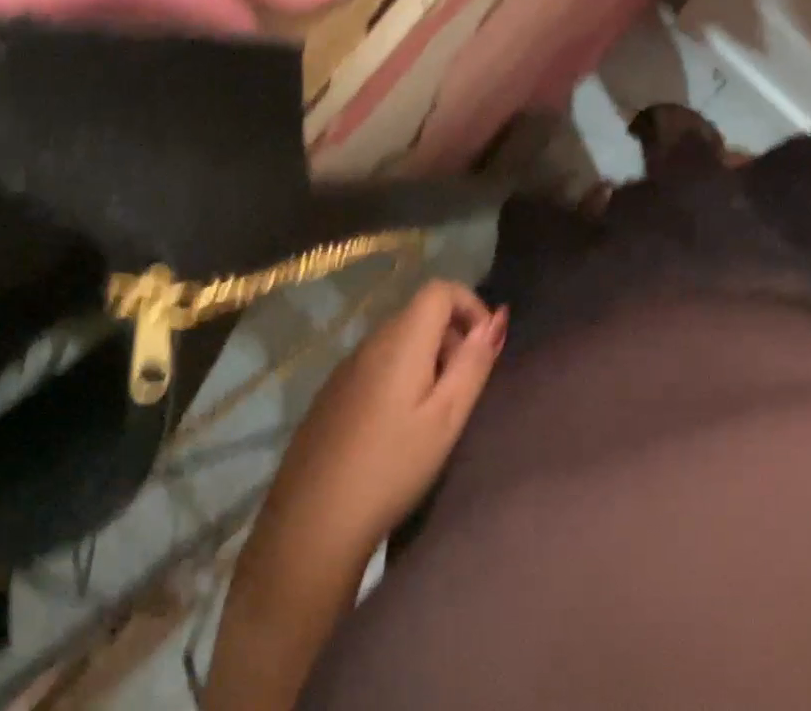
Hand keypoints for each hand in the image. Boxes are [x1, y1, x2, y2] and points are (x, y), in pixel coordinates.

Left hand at [279, 280, 507, 554]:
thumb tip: (497, 318)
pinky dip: (402, 377)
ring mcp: (345, 369)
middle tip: (463, 392)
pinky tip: (399, 428)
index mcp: (400, 342)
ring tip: (435, 415)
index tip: (483, 351)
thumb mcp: (448, 416)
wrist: (313, 521)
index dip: (471, 306)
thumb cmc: (393, 466)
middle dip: (453, 338)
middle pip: (420, 314)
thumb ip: (474, 362)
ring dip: (429, 360)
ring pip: (400, 341)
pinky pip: (377, 365)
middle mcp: (369, 343)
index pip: (440, 289)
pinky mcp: (332, 395)